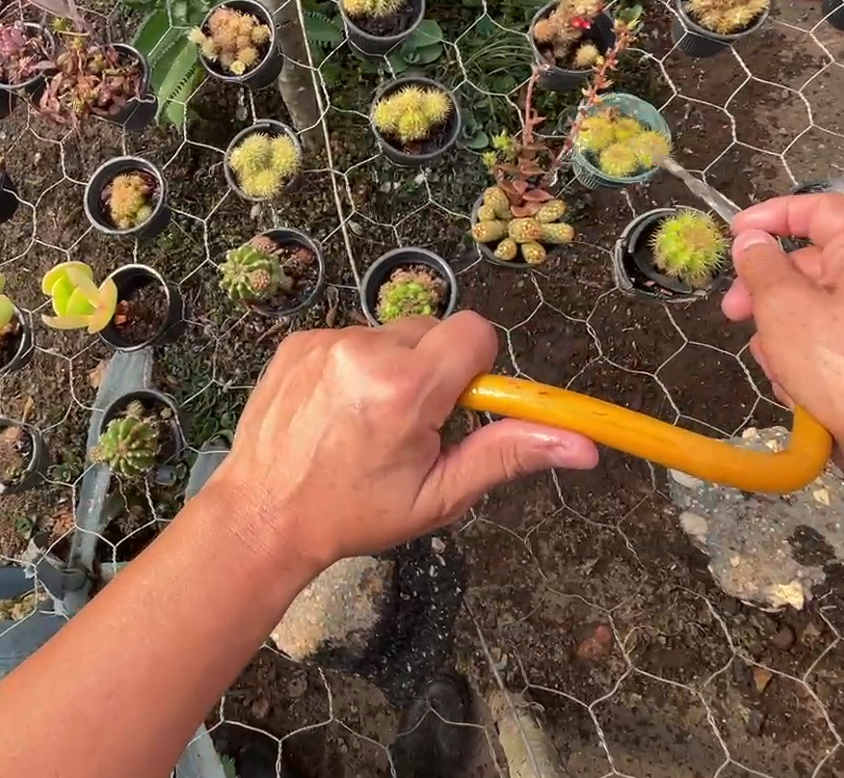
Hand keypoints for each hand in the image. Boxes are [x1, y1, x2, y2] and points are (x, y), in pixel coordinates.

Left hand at [204, 312, 598, 578]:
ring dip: (392, 367)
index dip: (477, 363)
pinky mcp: (298, 340)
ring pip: (390, 334)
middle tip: (409, 420)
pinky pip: (350, 337)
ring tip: (366, 417)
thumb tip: (581, 444)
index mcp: (405, 390)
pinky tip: (335, 407)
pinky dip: (354, 364)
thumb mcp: (437, 496)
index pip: (474, 330)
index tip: (457, 401)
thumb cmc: (353, 514)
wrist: (263, 514)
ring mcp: (324, 340)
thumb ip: (508, 455)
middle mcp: (363, 350)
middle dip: (434, 368)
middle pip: (432, 329)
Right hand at [720, 194, 843, 463]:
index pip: (821, 209)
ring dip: (782, 326)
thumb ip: (761, 265)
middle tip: (732, 313)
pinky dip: (808, 349)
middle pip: (815, 261)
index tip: (734, 234)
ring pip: (820, 303)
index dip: (772, 213)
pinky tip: (795, 383)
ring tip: (772, 363)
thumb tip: (753, 240)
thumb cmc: (841, 367)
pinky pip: (837, 334)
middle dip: (766, 286)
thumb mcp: (783, 309)